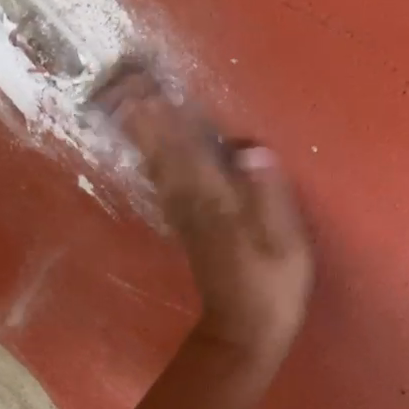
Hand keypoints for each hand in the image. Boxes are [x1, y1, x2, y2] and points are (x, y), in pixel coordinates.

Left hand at [89, 60, 313, 363]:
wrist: (244, 330)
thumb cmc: (273, 284)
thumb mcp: (285, 242)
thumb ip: (268, 195)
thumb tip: (252, 150)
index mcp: (215, 198)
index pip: (184, 146)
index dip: (164, 113)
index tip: (145, 81)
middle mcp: (190, 199)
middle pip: (159, 149)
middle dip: (141, 114)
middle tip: (123, 79)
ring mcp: (182, 213)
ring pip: (154, 163)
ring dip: (139, 130)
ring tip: (125, 100)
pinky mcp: (184, 223)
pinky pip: (160, 180)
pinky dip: (149, 156)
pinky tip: (144, 145)